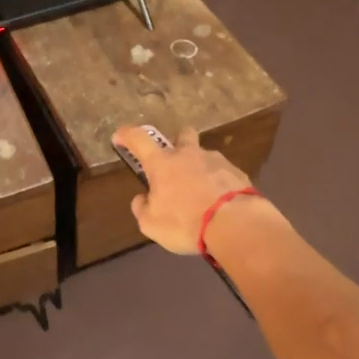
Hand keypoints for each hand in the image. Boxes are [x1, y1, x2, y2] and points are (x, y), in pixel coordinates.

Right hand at [113, 126, 256, 255]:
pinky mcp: (237, 173)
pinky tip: (221, 203)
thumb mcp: (152, 224)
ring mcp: (216, 161)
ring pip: (204, 156)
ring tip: (203, 195)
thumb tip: (143, 199)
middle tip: (175, 163)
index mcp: (162, 164)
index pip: (139, 139)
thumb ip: (143, 208)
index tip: (121, 135)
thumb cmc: (185, 222)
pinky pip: (223, 174)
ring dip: (200, 169)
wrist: (236, 224)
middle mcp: (188, 155)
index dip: (127, 135)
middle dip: (177, 143)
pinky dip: (219, 184)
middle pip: (182, 135)